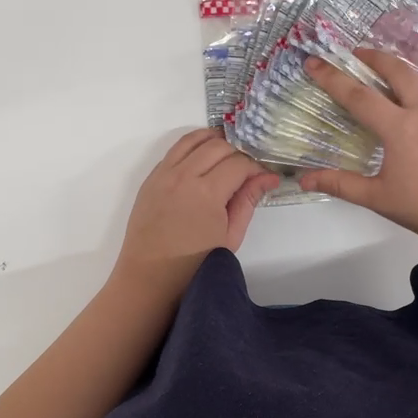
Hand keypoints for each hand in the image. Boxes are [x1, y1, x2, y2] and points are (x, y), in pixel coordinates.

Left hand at [115, 128, 280, 292]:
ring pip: (193, 140)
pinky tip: (202, 158)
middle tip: (246, 168)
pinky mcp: (151, 179)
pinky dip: (191, 147)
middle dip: (237, 152)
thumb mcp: (230, 237)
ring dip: (213, 141)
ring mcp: (163, 175)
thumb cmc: (194, 266)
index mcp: (207, 194)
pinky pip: (174, 150)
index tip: (262, 176)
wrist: (149, 277)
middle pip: (218, 146)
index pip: (239, 164)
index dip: (255, 167)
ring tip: (227, 152)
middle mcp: (184, 176)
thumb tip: (268, 177)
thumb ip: (248, 202)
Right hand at [298, 50, 417, 250]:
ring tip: (385, 72)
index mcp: (400, 128)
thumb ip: (339, 184)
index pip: (359, 95)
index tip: (315, 63)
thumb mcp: (376, 197)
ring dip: (401, 70)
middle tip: (355, 55)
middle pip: (397, 70)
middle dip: (373, 57)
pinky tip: (416, 100)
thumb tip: (304, 180)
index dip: (333, 78)